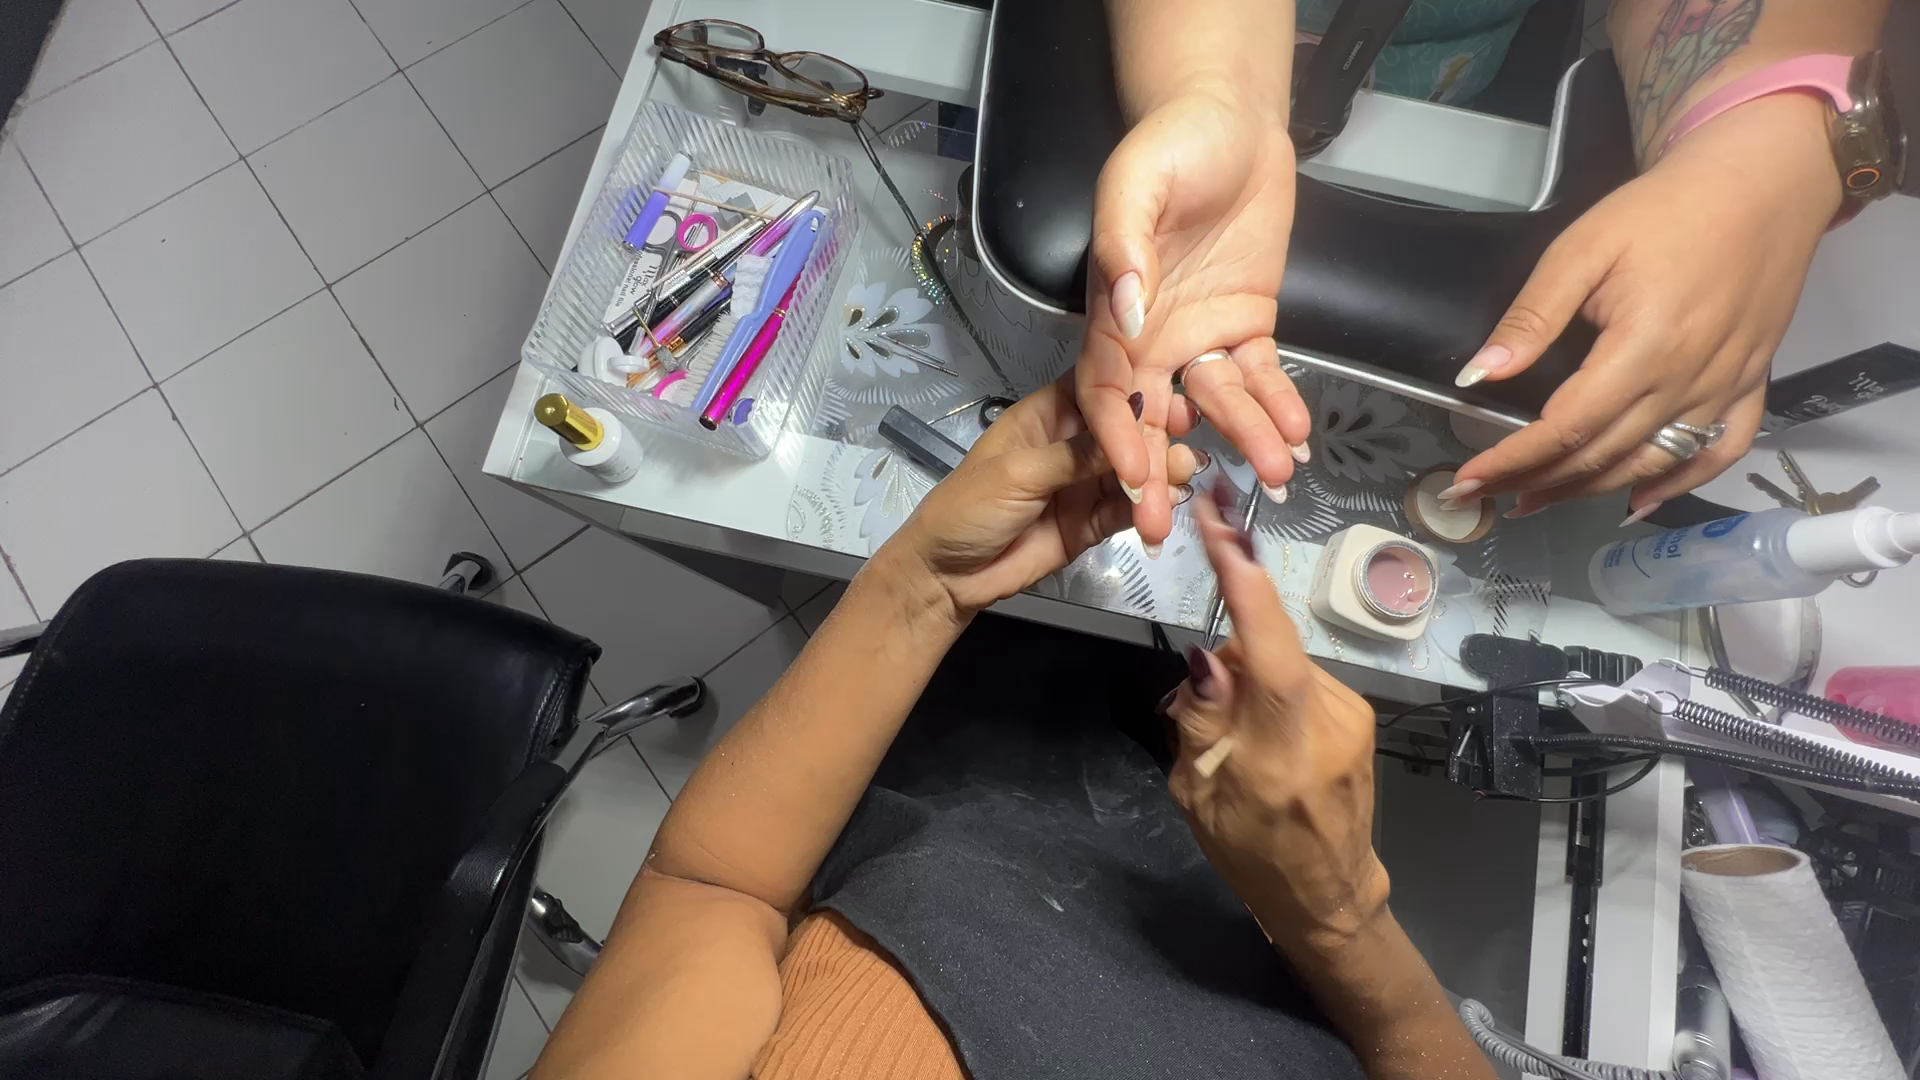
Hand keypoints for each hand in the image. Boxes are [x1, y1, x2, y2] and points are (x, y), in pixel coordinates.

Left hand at [885, 378, 1200, 619]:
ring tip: (1186, 470)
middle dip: (1154, 433)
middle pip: (1123, 433)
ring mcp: (1083, 485)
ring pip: (1132, 473)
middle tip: (1188, 431)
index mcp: (1047, 417)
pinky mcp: (1091, 523)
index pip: (1097, 391)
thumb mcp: (1018, 473)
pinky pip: (1126, 510)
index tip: (1169, 390)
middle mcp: (1071, 446)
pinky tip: (1173, 500)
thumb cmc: (969, 509)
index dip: (1132, 388)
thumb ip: (1075, 455)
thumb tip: (1131, 423)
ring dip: (1160, 471)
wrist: (948, 575)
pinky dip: (1149, 507)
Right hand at [1079, 86, 1311, 547]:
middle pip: (1151, 418)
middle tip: (1161, 529)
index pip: (1108, 391)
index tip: (1136, 478)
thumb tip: (1126, 315)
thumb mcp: (1132, 187)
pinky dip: (1278, 405)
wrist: (1231, 121)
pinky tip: (1296, 436)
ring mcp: (1200, 338)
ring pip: (1217, 404)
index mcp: (1115, 318)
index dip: (1117, 437)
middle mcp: (1152, 341)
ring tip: (1273, 474)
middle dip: (1157, 472)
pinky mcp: (1246, 326)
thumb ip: (1122, 250)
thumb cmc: (1170, 146)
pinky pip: (1261, 375)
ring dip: (1242, 439)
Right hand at [1164, 482, 1387, 953]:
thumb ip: (1199, 717)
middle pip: (1267, 645)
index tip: (1222, 527)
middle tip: (1202, 705)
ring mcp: (1352, 717)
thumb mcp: (1195, 792)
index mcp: (1279, 755)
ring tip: (1239, 732)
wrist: (1327, 895)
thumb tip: (1206, 653)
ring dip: (1249, 675)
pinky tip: (1266, 731)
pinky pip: (1298, 673)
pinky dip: (1271, 686)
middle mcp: (1329, 726)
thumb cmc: (1248, 851)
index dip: (1246, 584)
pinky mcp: (1359, 714)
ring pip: (1281, 657)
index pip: (1270, 651)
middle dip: (1228, 656)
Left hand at [1448, 94, 1840, 520]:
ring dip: (1587, 491)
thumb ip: (1529, 320)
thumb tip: (1476, 377)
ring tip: (1530, 503)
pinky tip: (1636, 502)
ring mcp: (1728, 383)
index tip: (1464, 481)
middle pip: (1600, 454)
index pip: (1564, 428)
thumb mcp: (1579, 252)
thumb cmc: (1663, 211)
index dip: (1510, 462)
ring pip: (1651, 461)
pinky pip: (1721, 448)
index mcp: (1646, 348)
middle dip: (1531, 483)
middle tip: (1479, 497)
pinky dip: (1678, 481)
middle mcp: (1691, 378)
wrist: (1768, 177)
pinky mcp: (1752, 378)